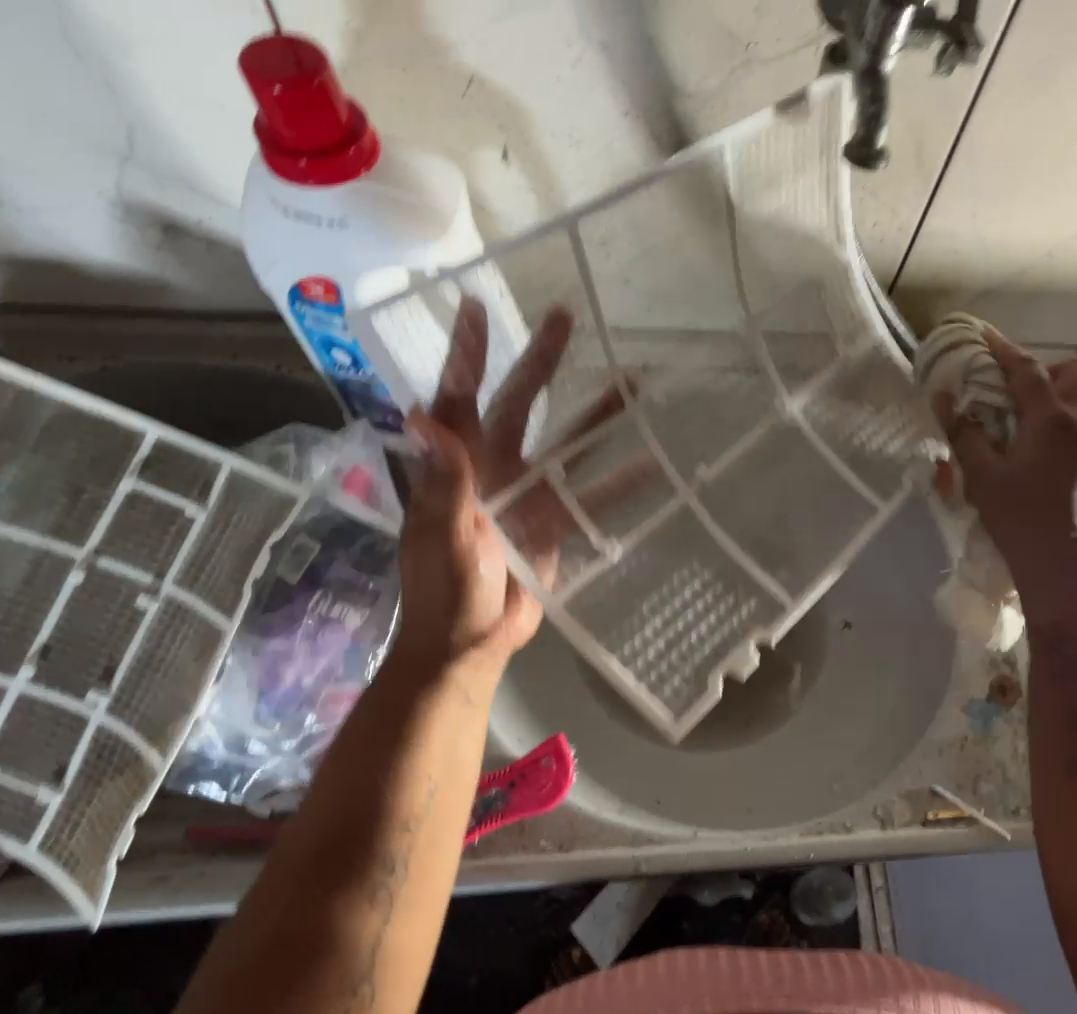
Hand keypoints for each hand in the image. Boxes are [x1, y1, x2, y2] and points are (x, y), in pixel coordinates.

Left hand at [395, 297, 629, 669]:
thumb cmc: (444, 592)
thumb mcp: (443, 535)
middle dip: (541, 361)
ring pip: (567, 443)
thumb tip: (423, 415)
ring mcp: (528, 493)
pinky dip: (621, 482)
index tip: (476, 307)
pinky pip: (592, 496)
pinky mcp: (554, 522)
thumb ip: (446, 479)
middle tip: (565, 317)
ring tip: (632, 379)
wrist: (471, 643)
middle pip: (521, 403)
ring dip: (596, 412)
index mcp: (458, 465)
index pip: (460, 397)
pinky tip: (652, 460)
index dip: (468, 354)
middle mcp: (494, 467)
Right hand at [933, 325, 1076, 625]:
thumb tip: (944, 398)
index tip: (986, 339)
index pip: (1028, 371)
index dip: (1004, 351)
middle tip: (1016, 393)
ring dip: (1058, 407)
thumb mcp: (981, 477)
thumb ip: (963, 433)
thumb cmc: (1018, 520)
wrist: (1065, 568)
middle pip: (1076, 374)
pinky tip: (1047, 470)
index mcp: (1053, 420)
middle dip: (1046, 372)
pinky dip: (1067, 439)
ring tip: (1028, 434)